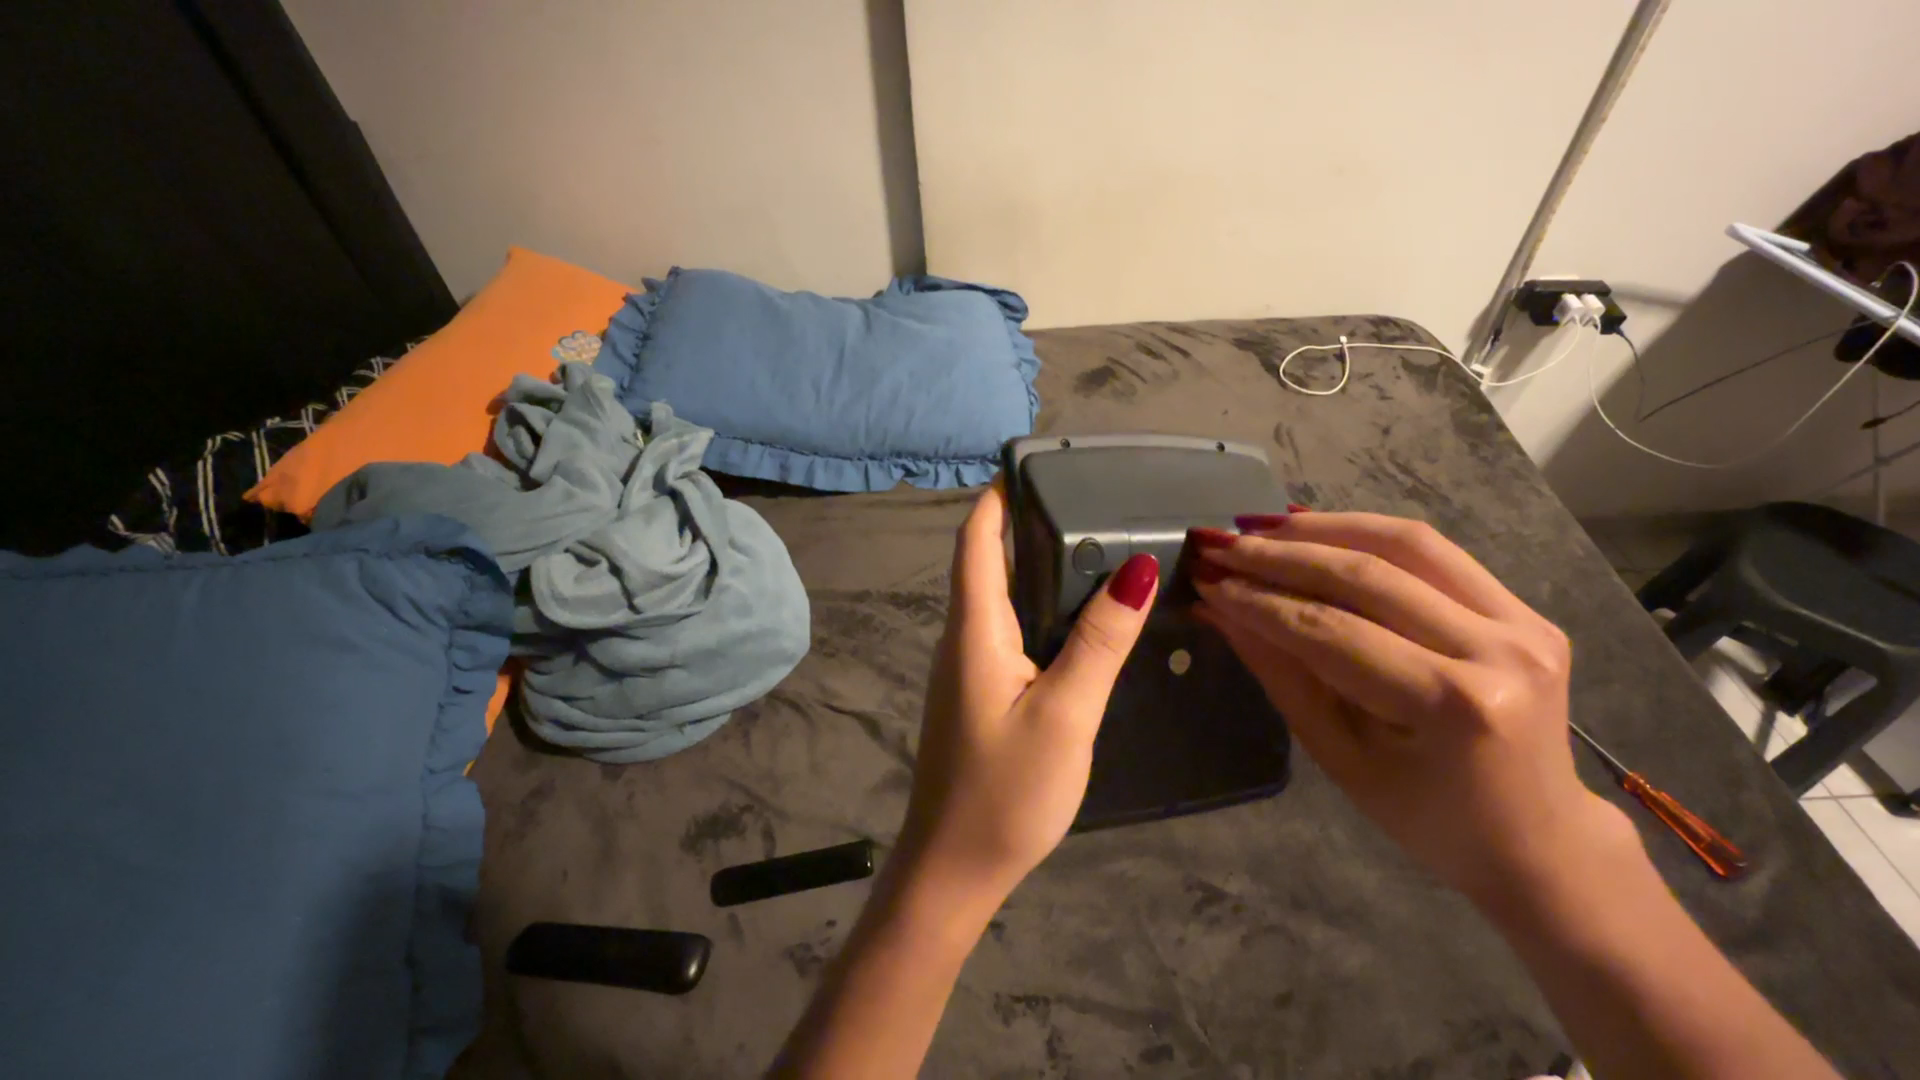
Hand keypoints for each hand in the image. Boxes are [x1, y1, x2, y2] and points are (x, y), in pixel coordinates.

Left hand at [896, 482, 1158, 901]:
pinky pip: (1010, 633)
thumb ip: (1100, 642)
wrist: (956, 868)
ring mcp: (970, 669)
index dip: (996, 498)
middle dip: (1026, 525)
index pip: (975, 542)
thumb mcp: (1065, 713)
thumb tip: (1138, 568)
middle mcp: (964, 640)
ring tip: (1097, 546)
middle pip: (988, 563)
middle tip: (1089, 500)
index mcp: (974, 631)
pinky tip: (1081, 618)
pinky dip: (1041, 610)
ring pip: (1000, 600)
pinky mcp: (982, 695)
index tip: (1034, 464)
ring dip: (1036, 567)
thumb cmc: (1006, 791)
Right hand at [1191, 511, 1633, 907]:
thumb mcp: (1338, 754)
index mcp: (1453, 707)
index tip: (1206, 580)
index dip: (1260, 602)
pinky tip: (1315, 531)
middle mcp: (1498, 651)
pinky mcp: (1526, 609)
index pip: (1333, 632)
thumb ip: (1280, 671)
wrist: (1535, 837)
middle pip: (1370, 575)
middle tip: (1221, 546)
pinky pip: (1435, 554)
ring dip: (1324, 529)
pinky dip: (1367, 535)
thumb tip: (1219, 608)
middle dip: (1282, 556)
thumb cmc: (1424, 815)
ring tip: (1261, 527)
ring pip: (1407, 544)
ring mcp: (1524, 622)